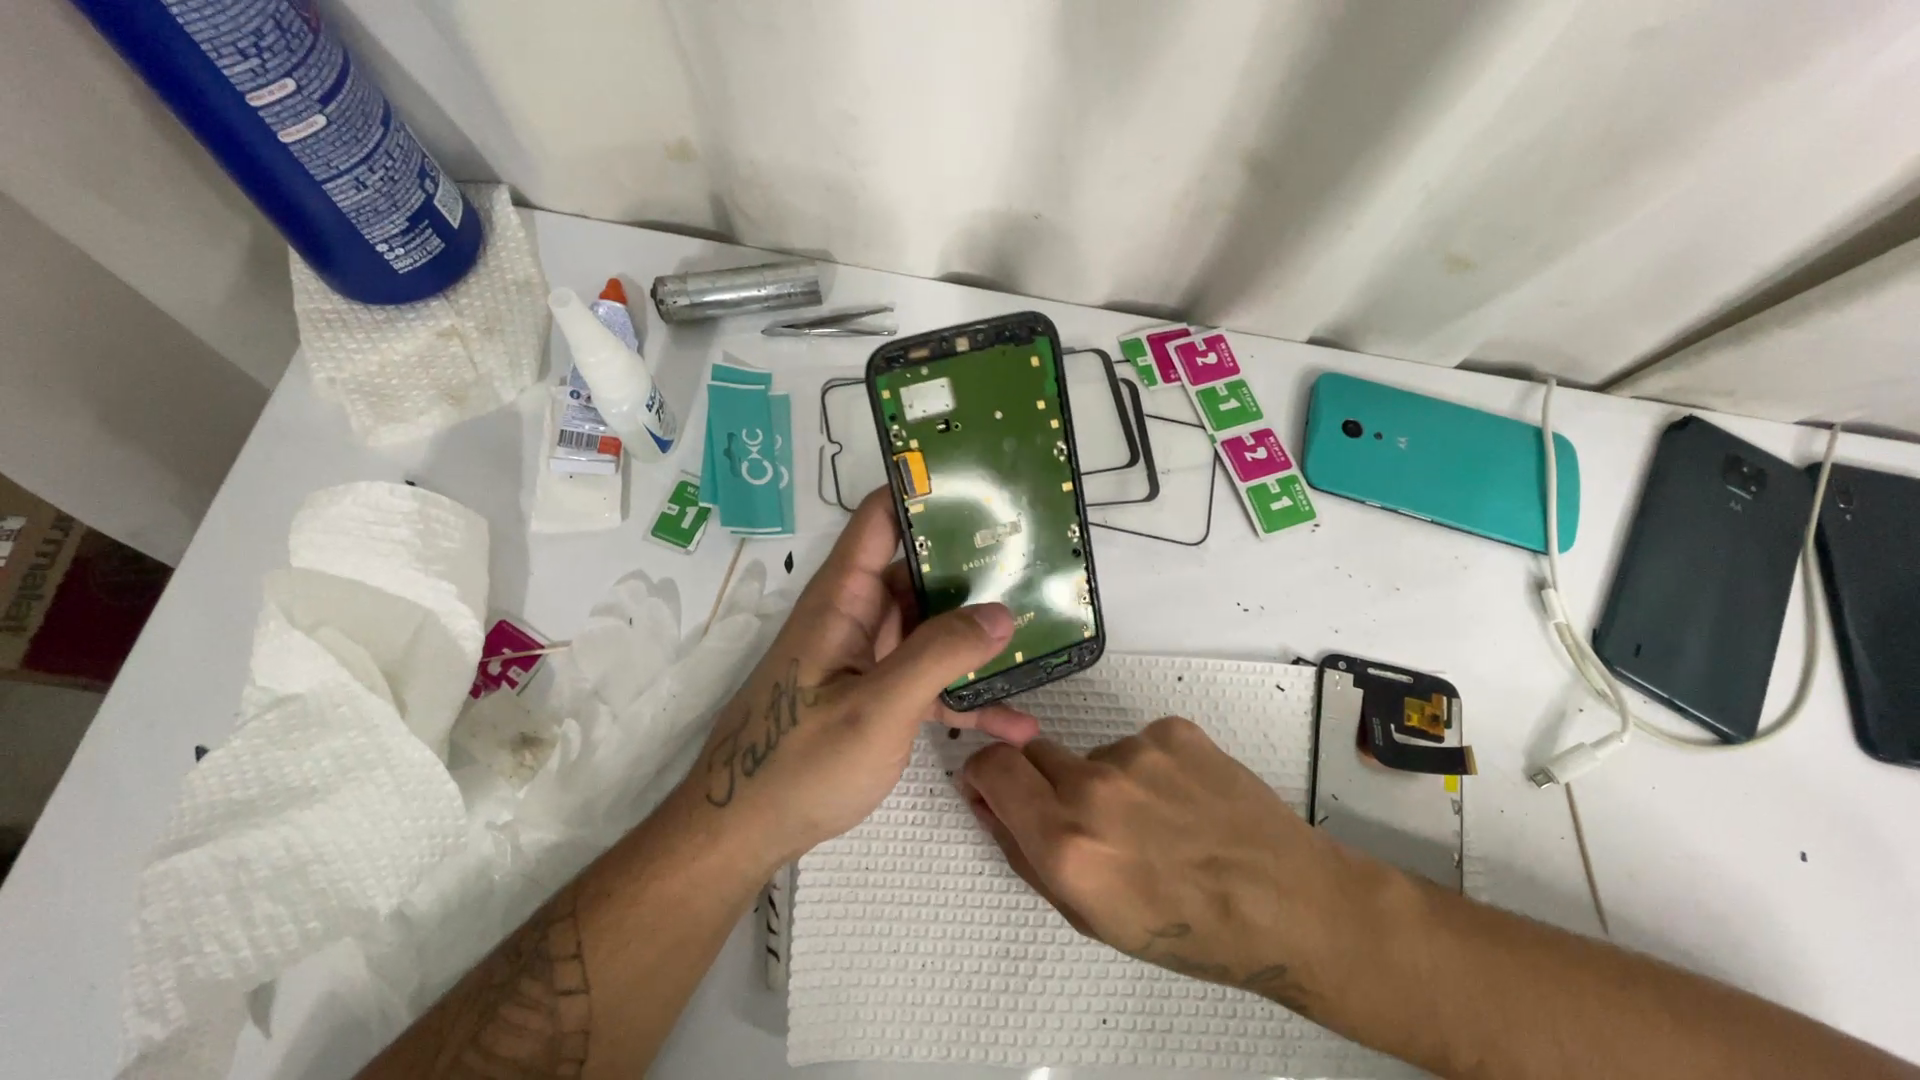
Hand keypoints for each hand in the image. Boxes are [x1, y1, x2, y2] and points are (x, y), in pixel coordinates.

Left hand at [679, 487, 1039, 870]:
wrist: (743, 834)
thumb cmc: (799, 763)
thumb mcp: (877, 709)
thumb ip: (939, 656)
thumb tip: (1001, 612)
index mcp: (842, 600)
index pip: (880, 519)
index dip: (923, 490)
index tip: (983, 480)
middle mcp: (854, 618)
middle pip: (919, 574)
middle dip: (975, 567)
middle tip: (1040, 559)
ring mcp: (864, 660)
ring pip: (930, 631)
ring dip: (979, 640)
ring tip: (1042, 637)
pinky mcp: (873, 698)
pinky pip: (926, 683)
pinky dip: (964, 696)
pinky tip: (1013, 721)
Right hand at [962, 717, 1343, 1010]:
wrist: (1285, 902)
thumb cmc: (1185, 931)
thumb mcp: (1089, 916)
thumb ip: (1025, 854)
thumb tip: (987, 802)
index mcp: (1065, 843)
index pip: (991, 767)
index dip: (985, 774)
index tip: (996, 788)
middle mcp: (1093, 789)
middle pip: (1032, 752)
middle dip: (1041, 782)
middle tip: (1084, 820)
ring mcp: (1136, 754)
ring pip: (1090, 755)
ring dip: (1103, 782)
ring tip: (1154, 822)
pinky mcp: (1173, 732)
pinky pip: (1136, 744)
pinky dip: (1147, 770)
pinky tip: (1183, 802)